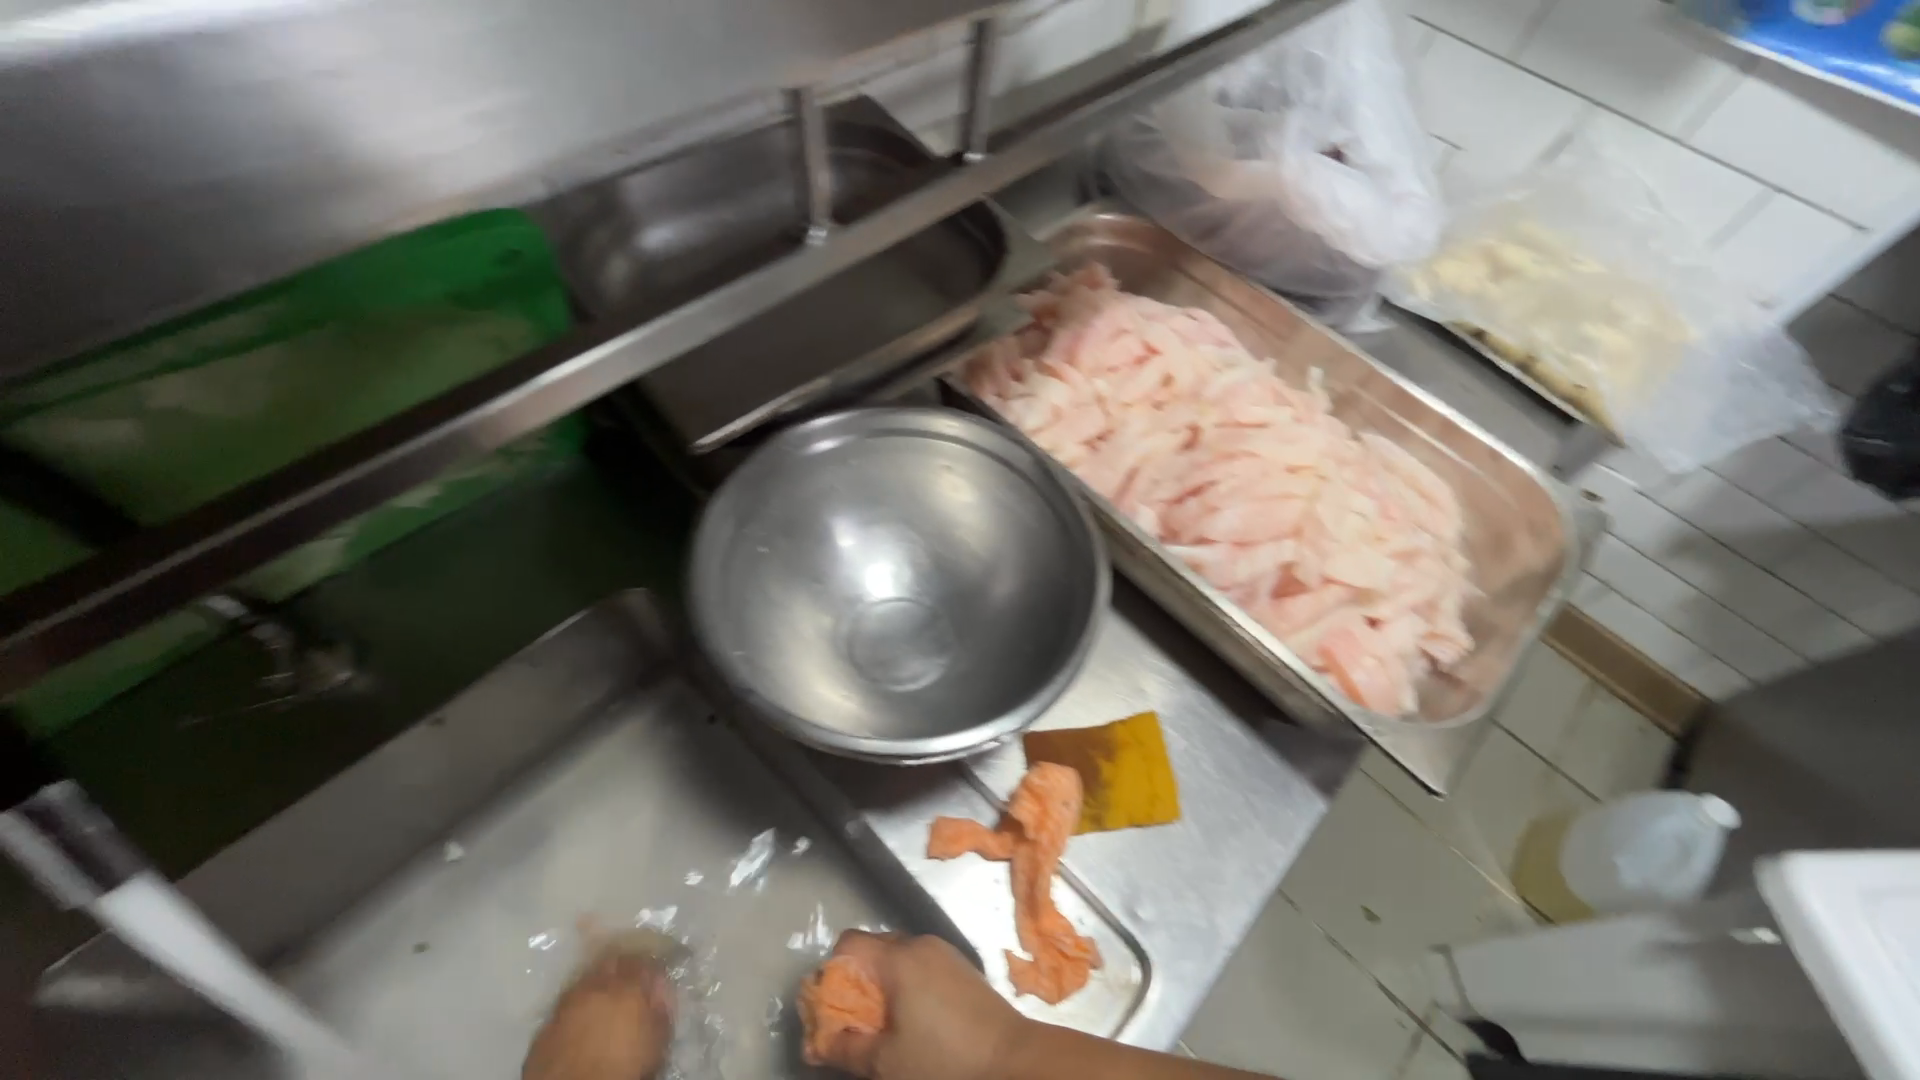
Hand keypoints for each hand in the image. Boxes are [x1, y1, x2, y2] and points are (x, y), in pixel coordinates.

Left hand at [522, 948, 674, 1079]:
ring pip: (585, 981)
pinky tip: (582, 1020)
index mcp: (626, 986)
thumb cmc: (622, 1066)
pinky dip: (577, 1007)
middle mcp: (595, 986)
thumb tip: (660, 990)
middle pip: (611, 963)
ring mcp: (567, 1003)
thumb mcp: (657, 1040)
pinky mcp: (546, 1025)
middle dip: (622, 967)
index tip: (656, 976)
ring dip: (596, 985)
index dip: (651, 966)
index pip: (643, 961)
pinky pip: (567, 1005)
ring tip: (604, 999)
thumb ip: (662, 1008)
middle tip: (630, 981)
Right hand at [814, 931, 1030, 1079]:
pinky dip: (908, 986)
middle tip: (854, 1022)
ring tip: (885, 1026)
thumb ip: (846, 1049)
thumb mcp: (886, 1063)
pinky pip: (922, 966)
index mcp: (899, 958)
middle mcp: (921, 944)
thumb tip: (819, 1043)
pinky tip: (915, 1022)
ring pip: (899, 958)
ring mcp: (945, 953)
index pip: (849, 943)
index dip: (831, 972)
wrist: (1012, 1060)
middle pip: (874, 948)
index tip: (831, 1007)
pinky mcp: (963, 968)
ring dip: (884, 985)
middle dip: (857, 982)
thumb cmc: (944, 1060)